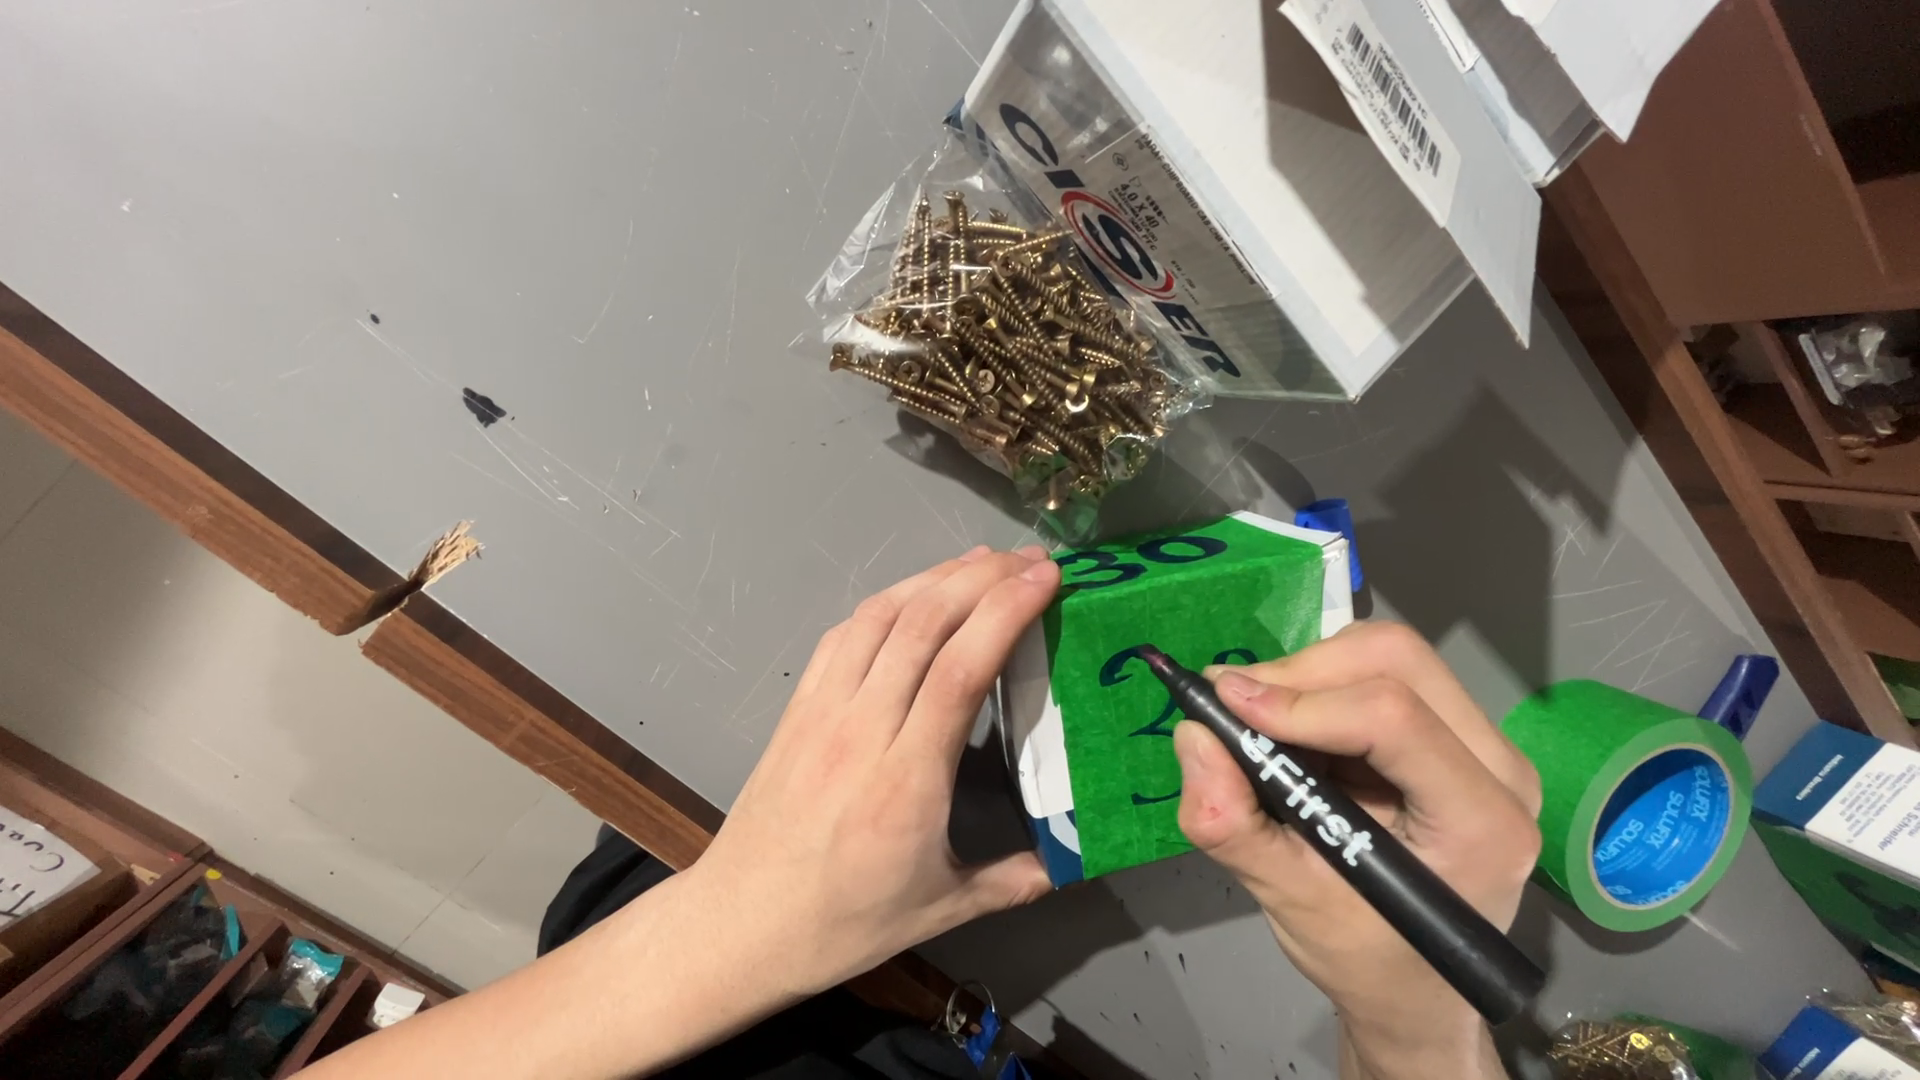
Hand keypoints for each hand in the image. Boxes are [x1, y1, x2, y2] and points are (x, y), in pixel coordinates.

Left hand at [688, 546, 1060, 997]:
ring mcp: (823, 708)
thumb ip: (1013, 879)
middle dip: (983, 578)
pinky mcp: (799, 704)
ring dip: (936, 576)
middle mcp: (863, 726)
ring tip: (983, 560)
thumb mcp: (941, 910)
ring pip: (882, 616)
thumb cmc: (843, 921)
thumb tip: (1076, 860)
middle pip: (924, 624)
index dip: (1006, 611)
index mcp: (907, 776)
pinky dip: (888, 600)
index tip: (1047, 578)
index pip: (961, 669)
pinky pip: (844, 633)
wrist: (740, 923)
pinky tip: (914, 593)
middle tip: (1030, 559)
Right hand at [1172, 622, 1541, 1079]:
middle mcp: (1497, 767)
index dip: (1299, 701)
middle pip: (1396, 660)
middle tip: (1235, 703)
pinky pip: (1380, 670)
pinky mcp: (1451, 730)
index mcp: (1480, 823)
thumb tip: (1192, 734)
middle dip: (1300, 670)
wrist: (1412, 983)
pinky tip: (1289, 727)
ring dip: (1306, 672)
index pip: (1392, 718)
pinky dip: (1316, 682)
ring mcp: (1482, 743)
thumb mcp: (1286, 899)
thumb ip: (1231, 824)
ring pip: (1388, 652)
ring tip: (1259, 719)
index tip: (1222, 704)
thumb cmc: (1362, 953)